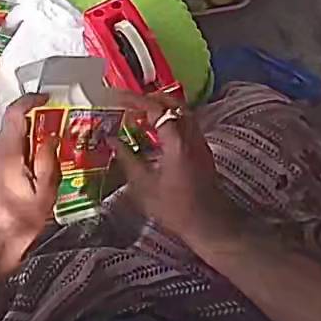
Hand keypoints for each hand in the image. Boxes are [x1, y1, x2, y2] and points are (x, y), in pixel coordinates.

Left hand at [0, 94, 59, 277]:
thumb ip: (48, 159)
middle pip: (12, 129)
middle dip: (33, 130)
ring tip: (41, 165)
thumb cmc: (21, 221)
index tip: (47, 99)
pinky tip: (24, 176)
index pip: (15, 112)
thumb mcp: (45, 192)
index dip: (31, 100)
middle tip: (53, 141)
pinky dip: (12, 156)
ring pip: (5, 142)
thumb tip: (52, 135)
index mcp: (6, 152)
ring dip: (22, 146)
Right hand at [112, 90, 242, 247]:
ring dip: (160, 106)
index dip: (135, 100)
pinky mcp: (202, 149)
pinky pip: (185, 121)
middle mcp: (191, 135)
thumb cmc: (175, 208)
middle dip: (148, 98)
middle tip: (127, 103)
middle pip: (173, 103)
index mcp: (176, 142)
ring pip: (181, 110)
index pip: (156, 109)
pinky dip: (168, 117)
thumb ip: (127, 158)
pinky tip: (154, 130)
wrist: (209, 224)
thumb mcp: (144, 185)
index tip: (117, 97)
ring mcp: (199, 141)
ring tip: (138, 114)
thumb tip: (111, 139)